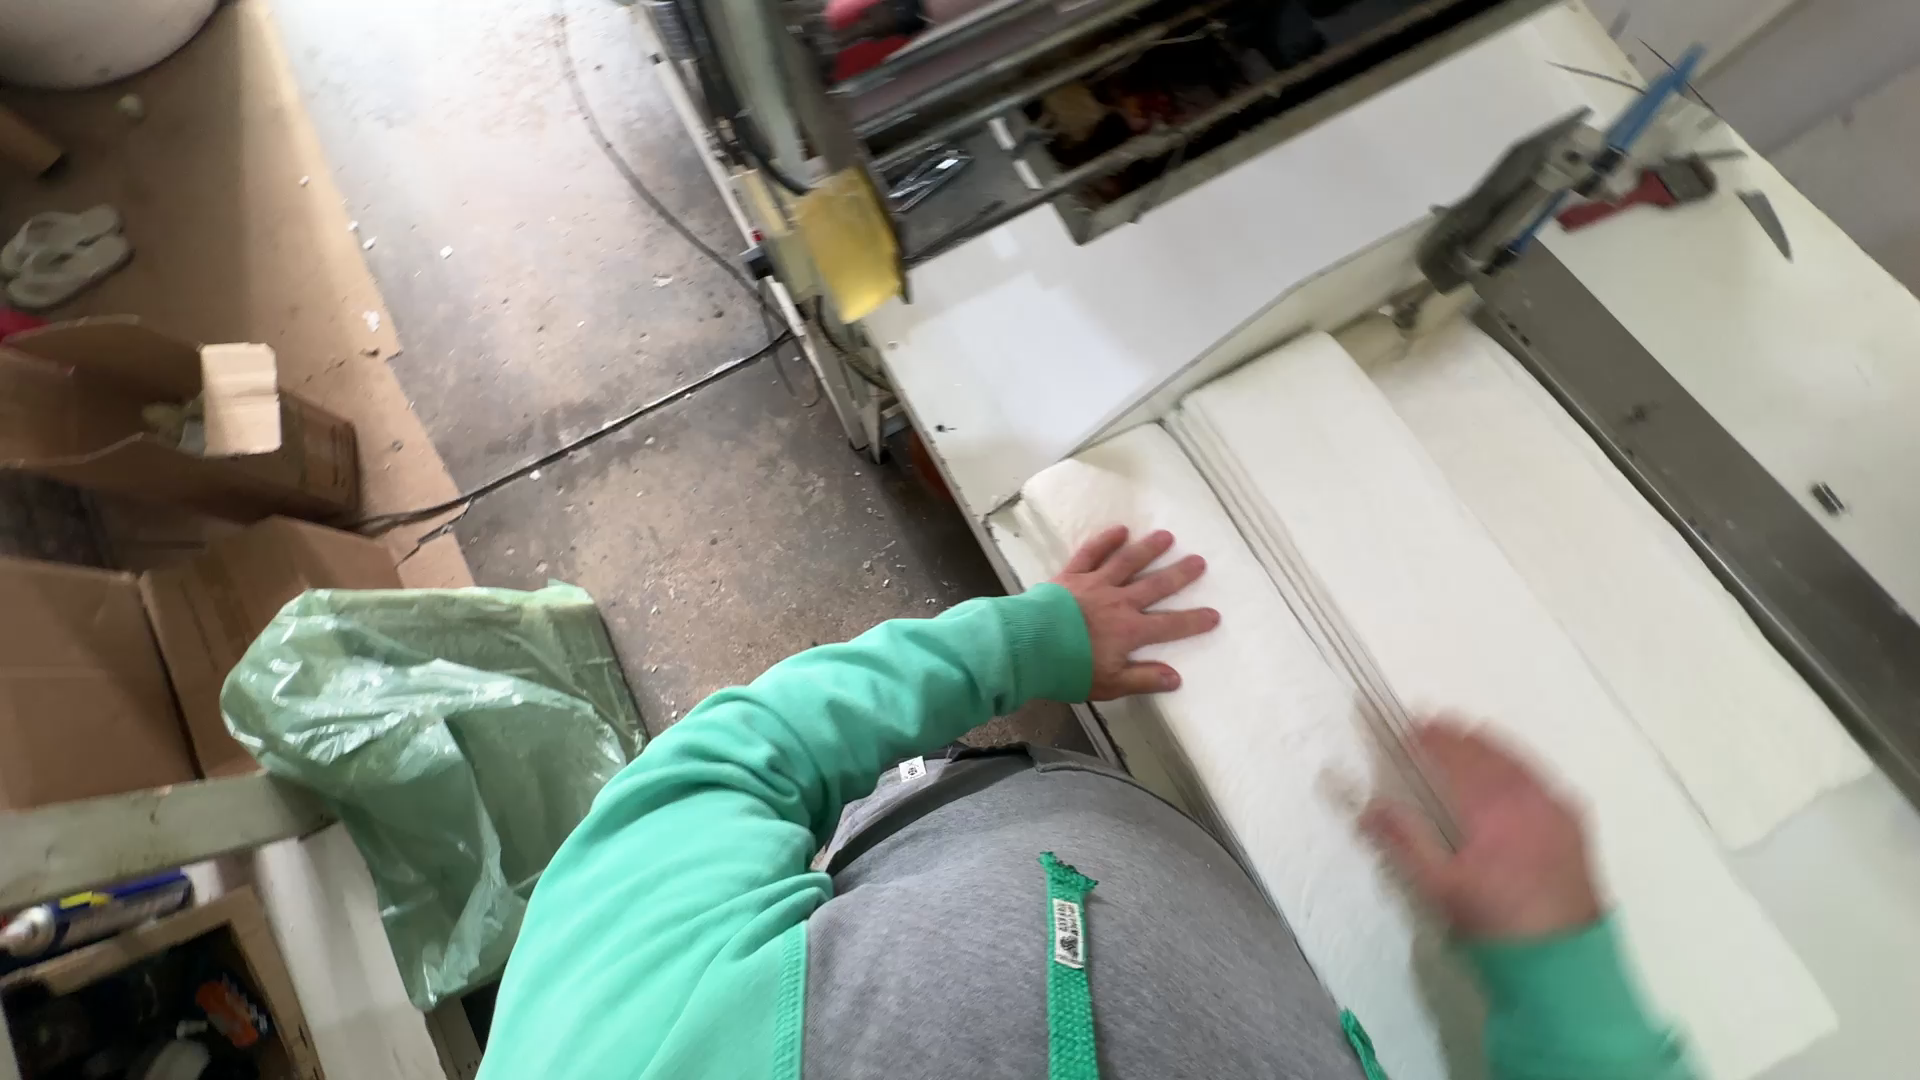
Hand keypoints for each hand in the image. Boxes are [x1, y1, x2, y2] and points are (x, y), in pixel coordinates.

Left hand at [1050, 526, 1220, 700]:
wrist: (1028, 645)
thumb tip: (1176, 677)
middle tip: (1199, 561)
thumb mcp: (1109, 684)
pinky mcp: (1071, 575)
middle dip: (1179, 574)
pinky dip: (1106, 540)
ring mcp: (1095, 584)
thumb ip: (1143, 679)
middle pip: (1155, 585)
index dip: (1193, 621)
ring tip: (1167, 536)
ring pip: (1127, 562)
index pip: (1169, 626)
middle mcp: (1118, 602)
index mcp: (1129, 631)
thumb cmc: (1067, 668)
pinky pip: (1091, 553)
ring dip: (1148, 549)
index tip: (1214, 614)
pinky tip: (1120, 529)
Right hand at [1361, 719, 1601, 940]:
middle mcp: (1528, 799)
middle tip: (1427, 724)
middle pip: (1486, 749)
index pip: (1456, 755)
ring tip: (1460, 736)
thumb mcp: (1437, 885)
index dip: (1429, 736)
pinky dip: (1512, 760)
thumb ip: (1401, 838)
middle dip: (1455, 733)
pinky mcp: (1573, 822)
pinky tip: (1502, 766)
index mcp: (1493, 809)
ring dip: (1483, 743)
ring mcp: (1556, 808)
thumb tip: (1367, 806)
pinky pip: (1537, 774)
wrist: (1565, 964)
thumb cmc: (1493, 921)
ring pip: (1515, 757)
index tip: (1407, 724)